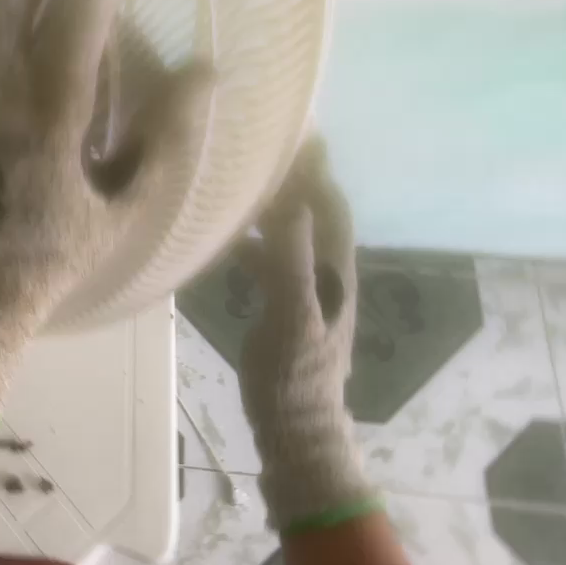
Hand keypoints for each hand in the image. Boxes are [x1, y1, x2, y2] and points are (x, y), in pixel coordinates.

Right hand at [236, 138, 378, 530]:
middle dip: (301, 182)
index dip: (320, 174)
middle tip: (271, 148)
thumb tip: (291, 201)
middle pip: (315, 218)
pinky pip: (274, 264)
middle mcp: (326, 277)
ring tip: (247, 183)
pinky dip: (258, 244)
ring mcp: (307, 295)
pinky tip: (232, 242)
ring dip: (277, 210)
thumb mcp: (293, 316)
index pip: (330, 209)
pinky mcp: (287, 311)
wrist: (296, 428)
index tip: (303, 135)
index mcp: (334, 274)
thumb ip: (292, 260)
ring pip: (293, 239)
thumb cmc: (295, 375)